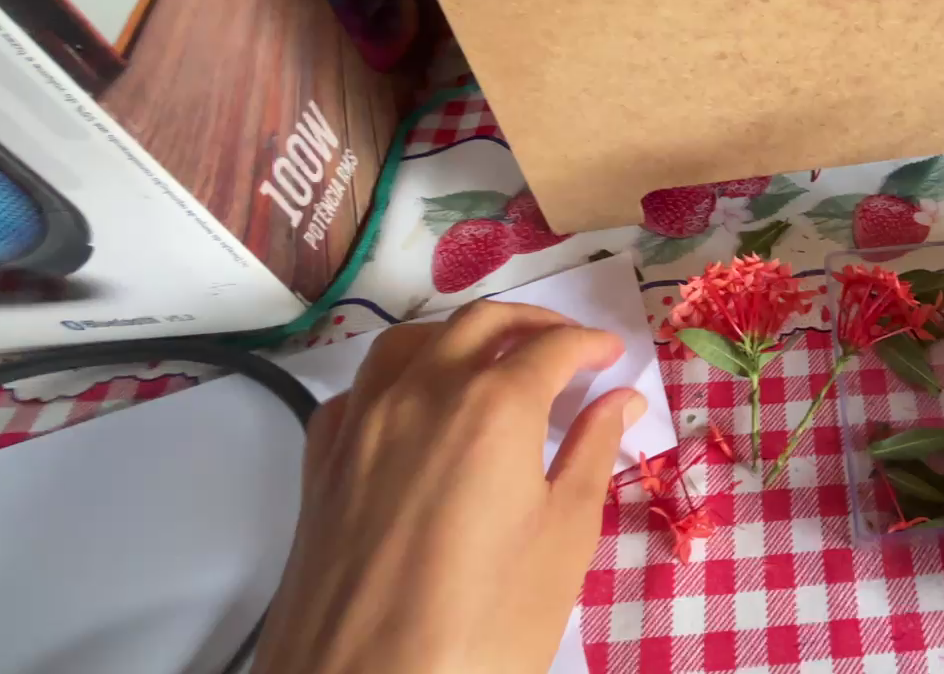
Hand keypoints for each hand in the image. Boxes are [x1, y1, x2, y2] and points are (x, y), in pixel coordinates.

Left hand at [252, 300, 647, 673]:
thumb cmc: (490, 621)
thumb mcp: (566, 533)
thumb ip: (594, 448)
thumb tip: (623, 399)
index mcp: (494, 404)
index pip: (554, 346)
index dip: (592, 344)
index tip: (614, 356)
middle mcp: (424, 393)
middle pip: (483, 322)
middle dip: (536, 323)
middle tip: (570, 348)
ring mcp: (363, 426)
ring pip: (412, 341)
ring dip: (463, 335)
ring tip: (495, 360)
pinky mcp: (321, 468)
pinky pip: (358, 393)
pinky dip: (397, 379)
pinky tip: (419, 409)